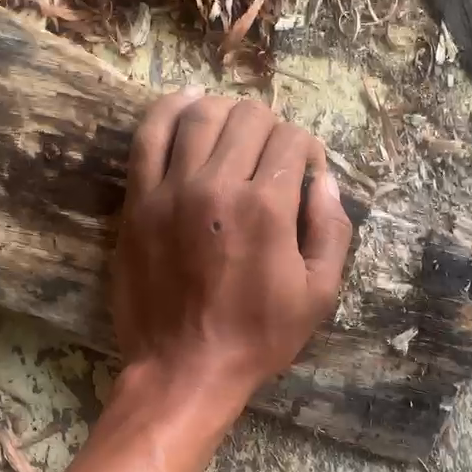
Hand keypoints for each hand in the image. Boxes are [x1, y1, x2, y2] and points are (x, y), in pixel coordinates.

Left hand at [113, 89, 353, 408]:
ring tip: (236, 129)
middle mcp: (219, 186)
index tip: (306, 173)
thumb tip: (325, 181)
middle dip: (272, 128)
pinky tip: (187, 102)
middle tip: (273, 156)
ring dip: (227, 112)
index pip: (293, 142)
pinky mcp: (139, 200)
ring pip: (202, 115)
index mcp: (267, 209)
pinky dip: (170, 109)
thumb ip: (332, 232)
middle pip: (249, 119)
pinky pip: (150, 135)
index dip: (307, 151)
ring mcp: (172, 189)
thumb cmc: (257, 338)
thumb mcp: (317, 296)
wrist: (184, 369)